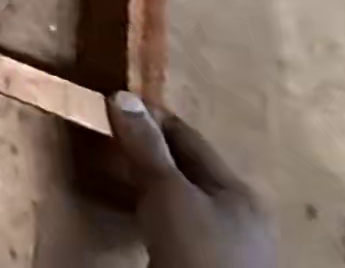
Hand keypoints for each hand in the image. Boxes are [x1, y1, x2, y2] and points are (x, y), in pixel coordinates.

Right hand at [108, 92, 275, 267]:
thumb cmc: (197, 252)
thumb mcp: (167, 192)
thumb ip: (146, 145)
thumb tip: (122, 95)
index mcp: (239, 192)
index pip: (188, 136)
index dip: (150, 116)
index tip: (112, 101)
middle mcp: (237, 214)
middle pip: (184, 164)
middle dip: (146, 146)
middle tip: (105, 128)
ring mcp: (223, 244)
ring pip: (177, 193)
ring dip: (144, 175)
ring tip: (110, 160)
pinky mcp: (202, 264)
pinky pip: (172, 219)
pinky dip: (147, 203)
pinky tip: (129, 204)